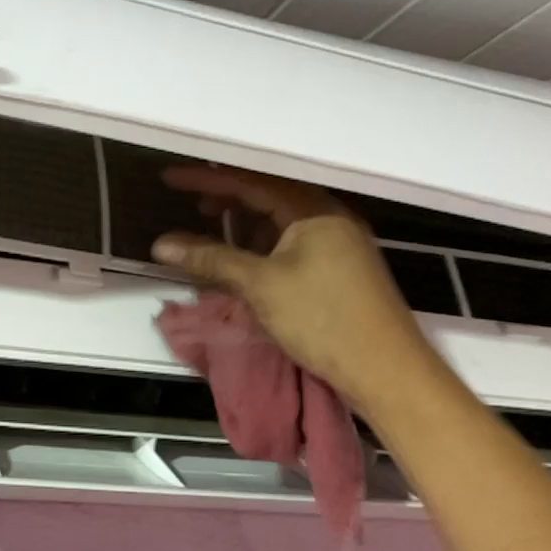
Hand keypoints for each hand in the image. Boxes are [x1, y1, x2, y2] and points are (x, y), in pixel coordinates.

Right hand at [151, 166, 444, 412]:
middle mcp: (330, 217)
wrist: (388, 372)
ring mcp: (340, 243)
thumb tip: (162, 244)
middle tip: (192, 206)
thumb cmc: (323, 320)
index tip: (171, 178)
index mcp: (313, 210)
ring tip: (215, 235)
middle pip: (268, 196)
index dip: (206, 179)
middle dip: (227, 199)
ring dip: (245, 224)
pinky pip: (294, 241)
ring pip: (281, 221)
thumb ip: (210, 258)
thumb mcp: (260, 285)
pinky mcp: (342, 269)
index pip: (250, 182)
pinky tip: (248, 263)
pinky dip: (264, 245)